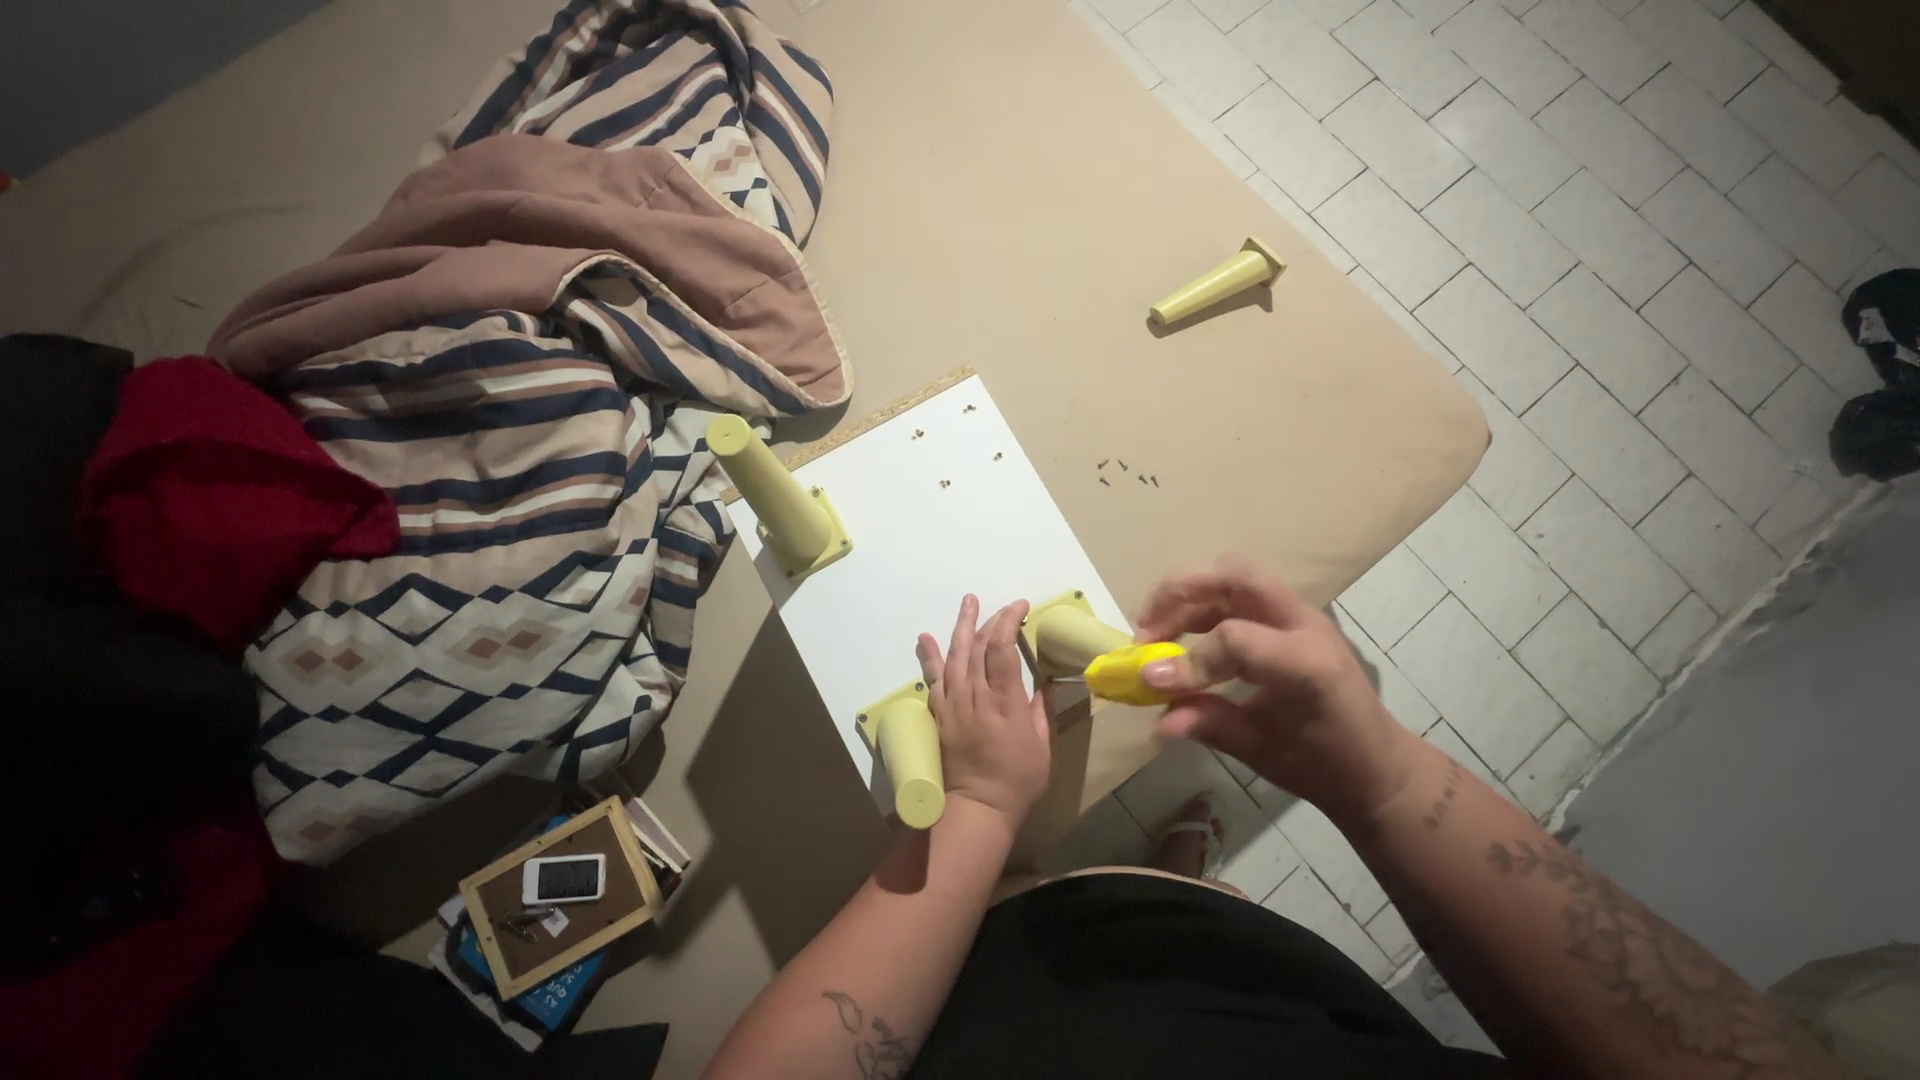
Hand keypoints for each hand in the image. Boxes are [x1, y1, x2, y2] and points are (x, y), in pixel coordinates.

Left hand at [916, 595, 1051, 826]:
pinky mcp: (940, 714)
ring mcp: (954, 704)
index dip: (1009, 622)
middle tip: (1006, 607)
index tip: (1021, 607)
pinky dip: (930, 656)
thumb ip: (1040, 711)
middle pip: (978, 647)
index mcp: (1006, 703)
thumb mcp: (1042, 746)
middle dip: (992, 620)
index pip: (1002, 649)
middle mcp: (976, 697)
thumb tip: (1044, 685)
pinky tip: (926, 637)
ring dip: (962, 626)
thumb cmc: (1018, 780)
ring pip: (955, 656)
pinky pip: (933, 679)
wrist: (977, 807)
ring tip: (968, 602)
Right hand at [1133, 555, 1417, 823]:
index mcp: (1307, 664)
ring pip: (1232, 575)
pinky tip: (1179, 637)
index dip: (1188, 660)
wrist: (1377, 765)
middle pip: (1234, 575)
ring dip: (1185, 596)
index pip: (1235, 637)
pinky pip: (1237, 595)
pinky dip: (1200, 606)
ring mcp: (1297, 616)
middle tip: (1145, 631)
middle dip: (1179, 593)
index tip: (1150, 683)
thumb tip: (1158, 723)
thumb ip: (1211, 726)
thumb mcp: (1265, 754)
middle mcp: (1304, 625)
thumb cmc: (1326, 765)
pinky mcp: (1286, 619)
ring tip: (1153, 632)